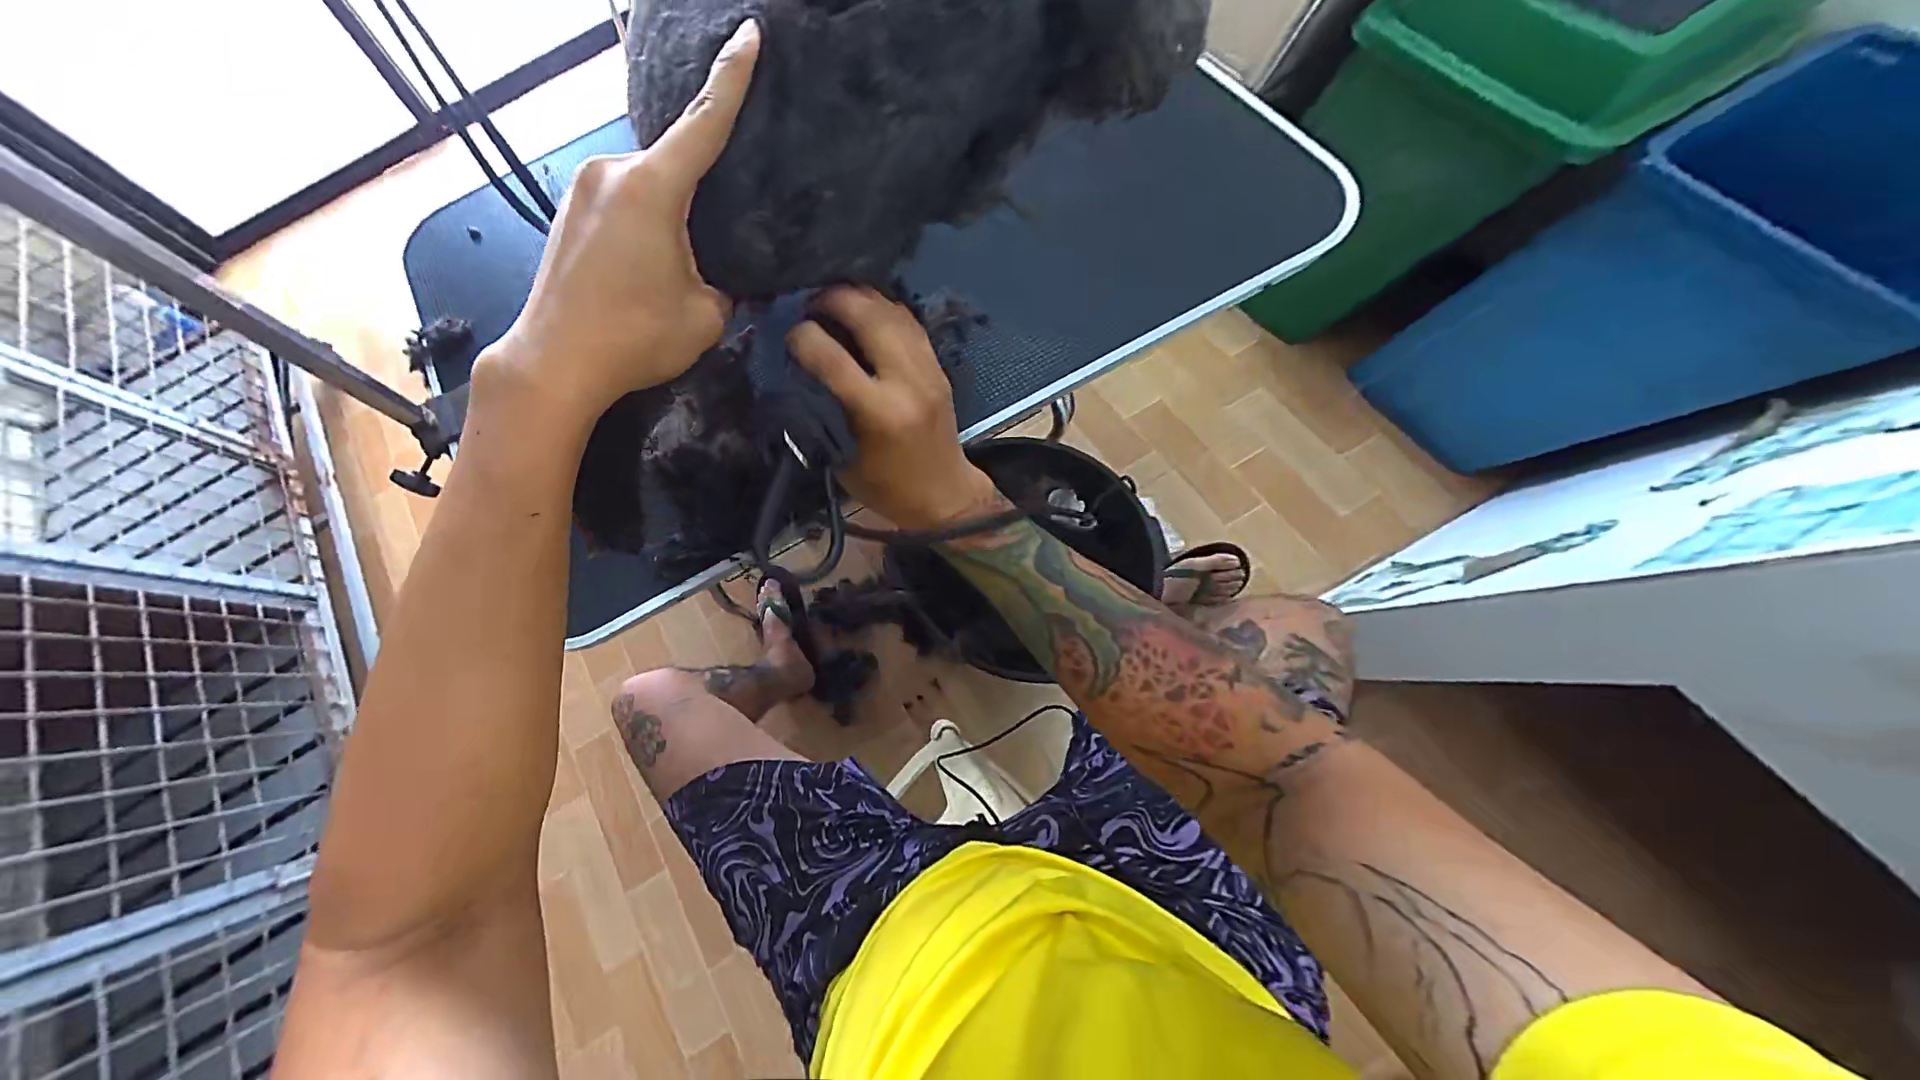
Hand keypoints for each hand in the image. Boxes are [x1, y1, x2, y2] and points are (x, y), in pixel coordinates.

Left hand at [477, 20, 760, 417]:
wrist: (556, 362)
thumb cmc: (636, 338)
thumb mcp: (708, 316)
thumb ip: (730, 283)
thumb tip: (730, 274)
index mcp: (653, 188)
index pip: (703, 122)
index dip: (732, 78)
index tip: (749, 34)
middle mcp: (613, 172)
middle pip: (676, 159)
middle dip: (706, 184)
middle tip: (733, 222)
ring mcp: (585, 188)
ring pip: (650, 183)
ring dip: (676, 209)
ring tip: (692, 255)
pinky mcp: (572, 212)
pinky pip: (625, 199)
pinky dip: (651, 218)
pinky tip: (658, 259)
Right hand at [788, 287, 1001, 528]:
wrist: (944, 495)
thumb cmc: (886, 487)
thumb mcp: (841, 458)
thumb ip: (821, 412)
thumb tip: (798, 371)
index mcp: (879, 413)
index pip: (831, 357)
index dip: (802, 337)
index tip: (790, 336)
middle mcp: (907, 383)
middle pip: (869, 316)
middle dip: (834, 299)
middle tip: (810, 301)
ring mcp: (928, 372)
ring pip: (894, 312)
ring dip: (861, 298)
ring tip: (834, 300)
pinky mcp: (939, 369)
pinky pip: (910, 324)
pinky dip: (885, 310)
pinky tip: (866, 312)